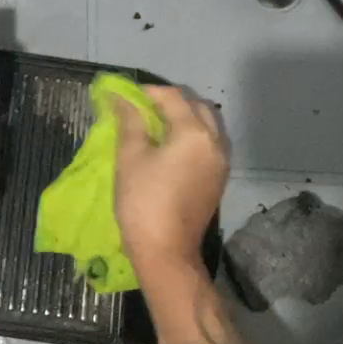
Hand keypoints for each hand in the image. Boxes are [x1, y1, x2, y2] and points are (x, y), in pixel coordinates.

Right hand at [114, 87, 228, 273]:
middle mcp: (215, 142)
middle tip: (141, 108)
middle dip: (170, 100)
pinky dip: (192, 134)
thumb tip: (121, 97)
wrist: (166, 252)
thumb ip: (129, 120)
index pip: (172, 97)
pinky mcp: (219, 178)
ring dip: (183, 116)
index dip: (146, 92)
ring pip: (207, 123)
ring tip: (154, 125)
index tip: (123, 97)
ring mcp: (221, 161)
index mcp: (194, 133)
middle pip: (196, 105)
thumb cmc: (143, 201)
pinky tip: (168, 146)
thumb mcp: (130, 156)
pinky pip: (209, 143)